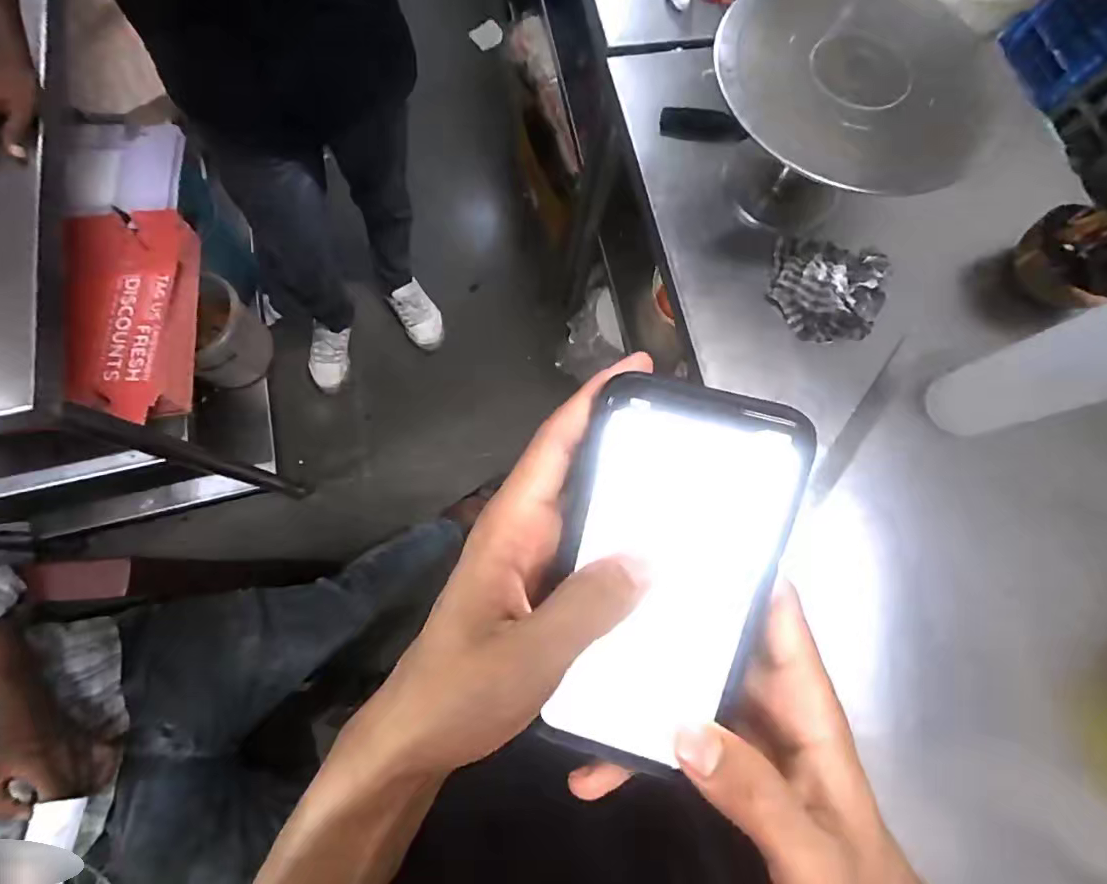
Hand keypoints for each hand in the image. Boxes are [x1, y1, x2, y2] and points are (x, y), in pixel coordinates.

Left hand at [0, 710, 119, 820]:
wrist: (23, 712)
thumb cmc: (5, 748)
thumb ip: (2, 808)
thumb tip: (28, 813)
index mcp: (47, 771)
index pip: (62, 800)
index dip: (57, 816)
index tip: (46, 820)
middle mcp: (71, 759)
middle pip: (81, 790)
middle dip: (70, 805)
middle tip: (57, 812)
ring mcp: (83, 746)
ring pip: (96, 774)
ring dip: (87, 789)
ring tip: (74, 797)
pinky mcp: (89, 737)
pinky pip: (107, 753)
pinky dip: (108, 765)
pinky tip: (102, 774)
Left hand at [330, 353, 655, 780]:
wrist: (418, 737)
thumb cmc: (460, 689)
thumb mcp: (529, 653)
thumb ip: (588, 606)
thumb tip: (650, 556)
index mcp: (510, 526)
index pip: (553, 444)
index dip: (590, 399)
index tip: (636, 369)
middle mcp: (522, 532)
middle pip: (574, 466)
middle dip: (620, 436)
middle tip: (682, 425)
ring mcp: (532, 561)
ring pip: (585, 508)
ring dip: (626, 488)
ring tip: (688, 478)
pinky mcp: (541, 591)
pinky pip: (588, 550)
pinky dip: (621, 538)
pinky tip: (661, 551)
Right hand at [570, 584, 921, 883]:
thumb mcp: (814, 850)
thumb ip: (757, 793)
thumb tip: (683, 727)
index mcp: (808, 709)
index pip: (780, 618)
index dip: (744, 571)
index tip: (688, 541)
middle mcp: (774, 711)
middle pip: (720, 645)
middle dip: (672, 620)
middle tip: (611, 590)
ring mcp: (747, 742)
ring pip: (690, 692)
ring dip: (642, 690)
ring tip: (584, 677)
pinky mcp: (725, 773)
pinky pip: (677, 745)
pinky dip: (639, 753)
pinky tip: (594, 769)